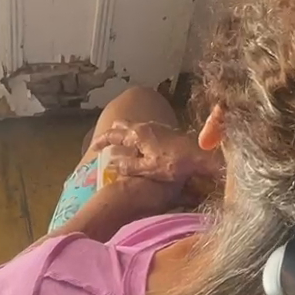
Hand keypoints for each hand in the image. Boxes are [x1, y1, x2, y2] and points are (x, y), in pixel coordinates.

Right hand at [90, 121, 220, 184]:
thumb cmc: (174, 164)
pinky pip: (142, 129)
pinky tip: (140, 148)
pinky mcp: (164, 130)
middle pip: (121, 125)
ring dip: (123, 135)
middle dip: (111, 133)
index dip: (101, 141)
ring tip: (121, 147)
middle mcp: (144, 126)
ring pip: (132, 126)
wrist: (201, 156)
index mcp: (137, 135)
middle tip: (106, 145)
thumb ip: (128, 165)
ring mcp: (155, 126)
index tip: (93, 149)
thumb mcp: (148, 169)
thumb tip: (111, 162)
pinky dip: (134, 136)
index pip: (112, 135)